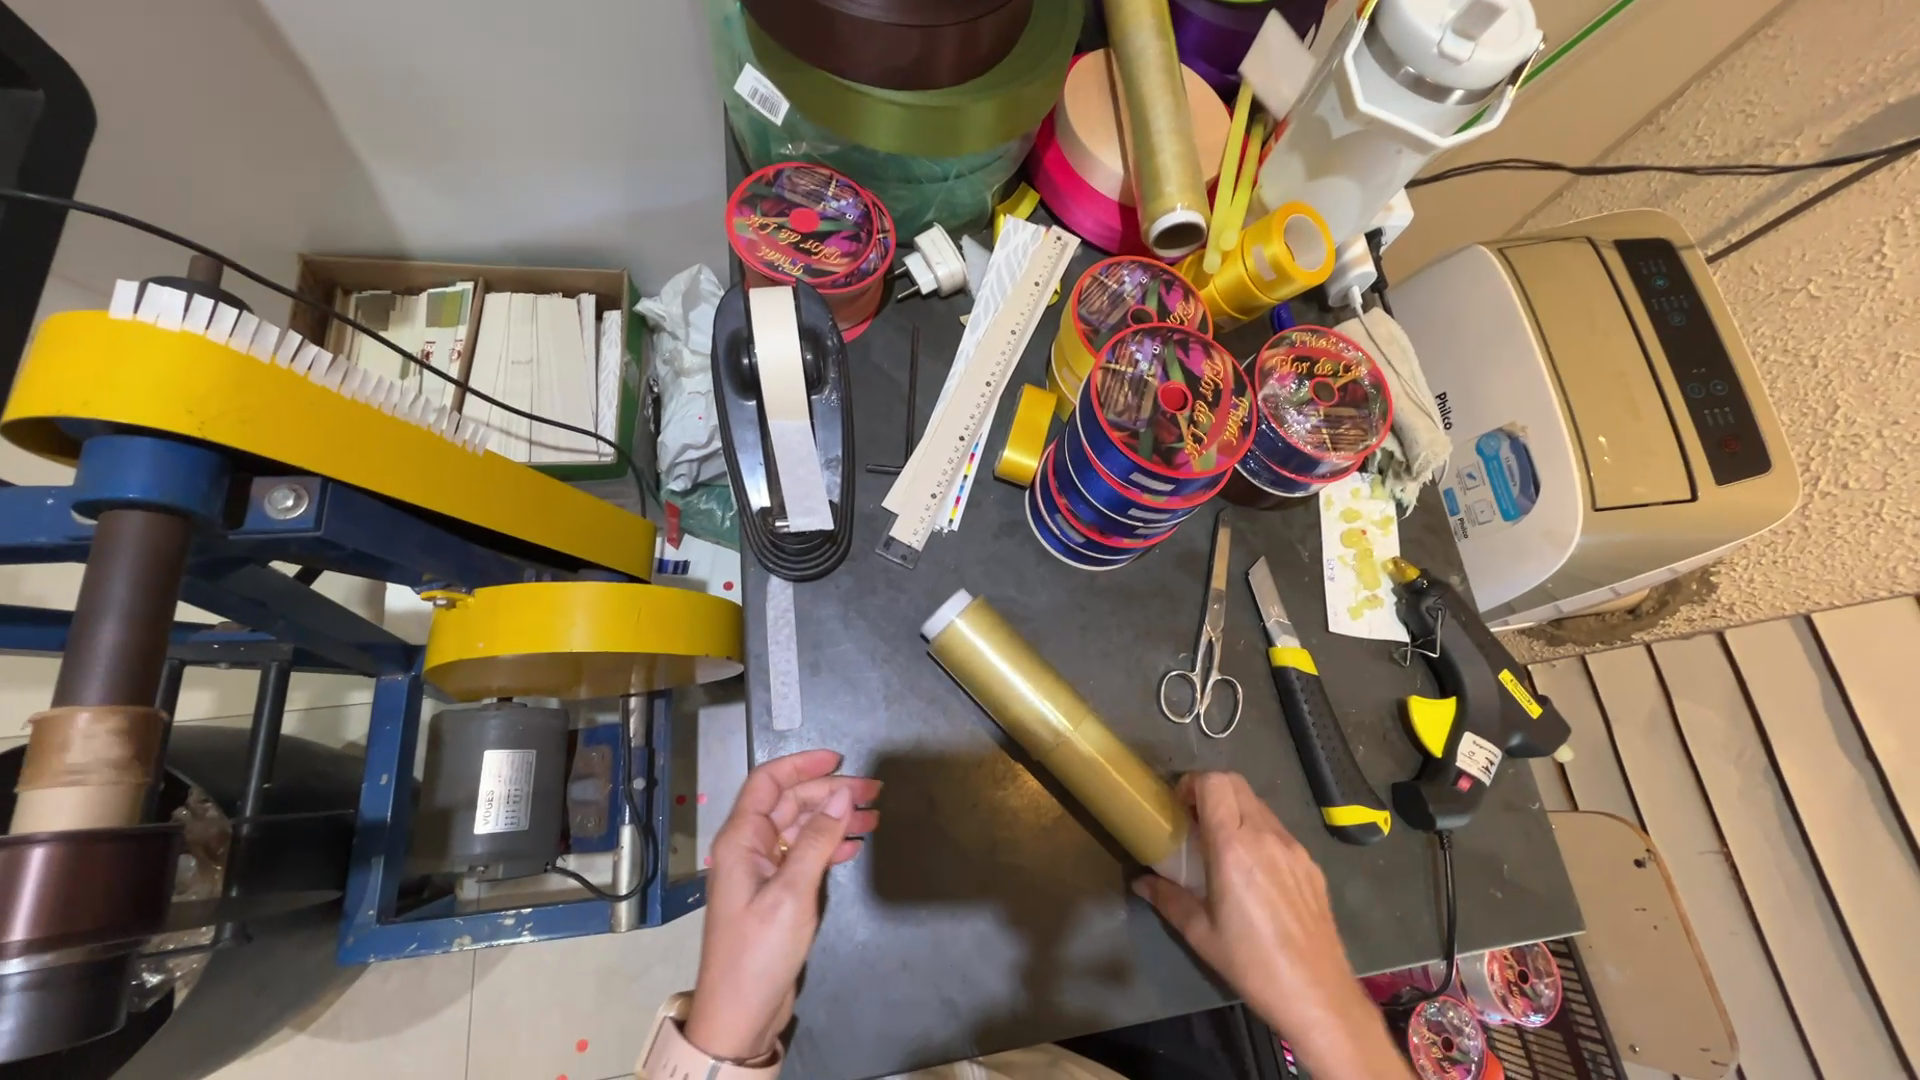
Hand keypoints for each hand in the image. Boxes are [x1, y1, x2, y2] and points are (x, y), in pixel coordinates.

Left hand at [684, 749, 879, 1061]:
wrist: (740, 1014)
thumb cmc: (758, 950)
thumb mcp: (792, 892)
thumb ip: (817, 840)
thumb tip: (842, 794)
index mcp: (742, 839)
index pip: (768, 782)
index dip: (802, 765)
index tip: (840, 758)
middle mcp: (750, 847)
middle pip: (792, 803)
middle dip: (831, 792)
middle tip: (873, 791)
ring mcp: (764, 869)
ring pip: (802, 827)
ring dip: (835, 818)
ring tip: (874, 815)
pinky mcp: (777, 891)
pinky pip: (806, 853)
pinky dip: (831, 845)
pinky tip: (855, 845)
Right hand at [1132, 773, 1407, 1079]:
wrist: (1319, 995)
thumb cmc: (1252, 964)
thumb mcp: (1201, 934)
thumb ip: (1167, 899)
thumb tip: (1141, 882)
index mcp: (1233, 847)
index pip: (1214, 783)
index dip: (1192, 783)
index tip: (1179, 806)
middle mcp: (1266, 836)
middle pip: (1236, 782)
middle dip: (1210, 790)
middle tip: (1194, 820)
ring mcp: (1294, 848)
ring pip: (1258, 804)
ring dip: (1235, 810)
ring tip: (1222, 845)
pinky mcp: (1311, 865)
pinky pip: (1278, 830)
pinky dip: (1258, 832)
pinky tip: (1254, 871)